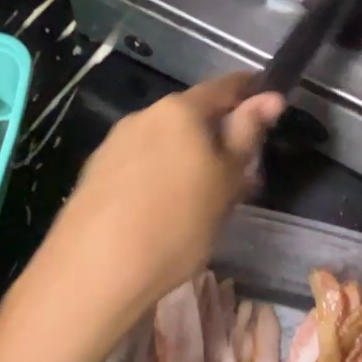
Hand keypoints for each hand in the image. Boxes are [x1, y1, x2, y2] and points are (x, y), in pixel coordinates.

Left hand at [24, 73, 284, 320]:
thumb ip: (247, 134)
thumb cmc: (175, 224)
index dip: (251, 93)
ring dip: (188, 157)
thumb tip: (270, 96)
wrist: (91, 276)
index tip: (270, 112)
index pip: (226, 86)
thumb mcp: (226, 181)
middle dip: (218, 135)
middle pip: (192, 114)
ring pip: (165, 141)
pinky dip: (160, 176)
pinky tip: (164, 213)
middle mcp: (145, 115)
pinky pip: (140, 163)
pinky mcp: (94, 174)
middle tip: (240, 173)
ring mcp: (114, 144)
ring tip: (202, 200)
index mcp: (181, 109)